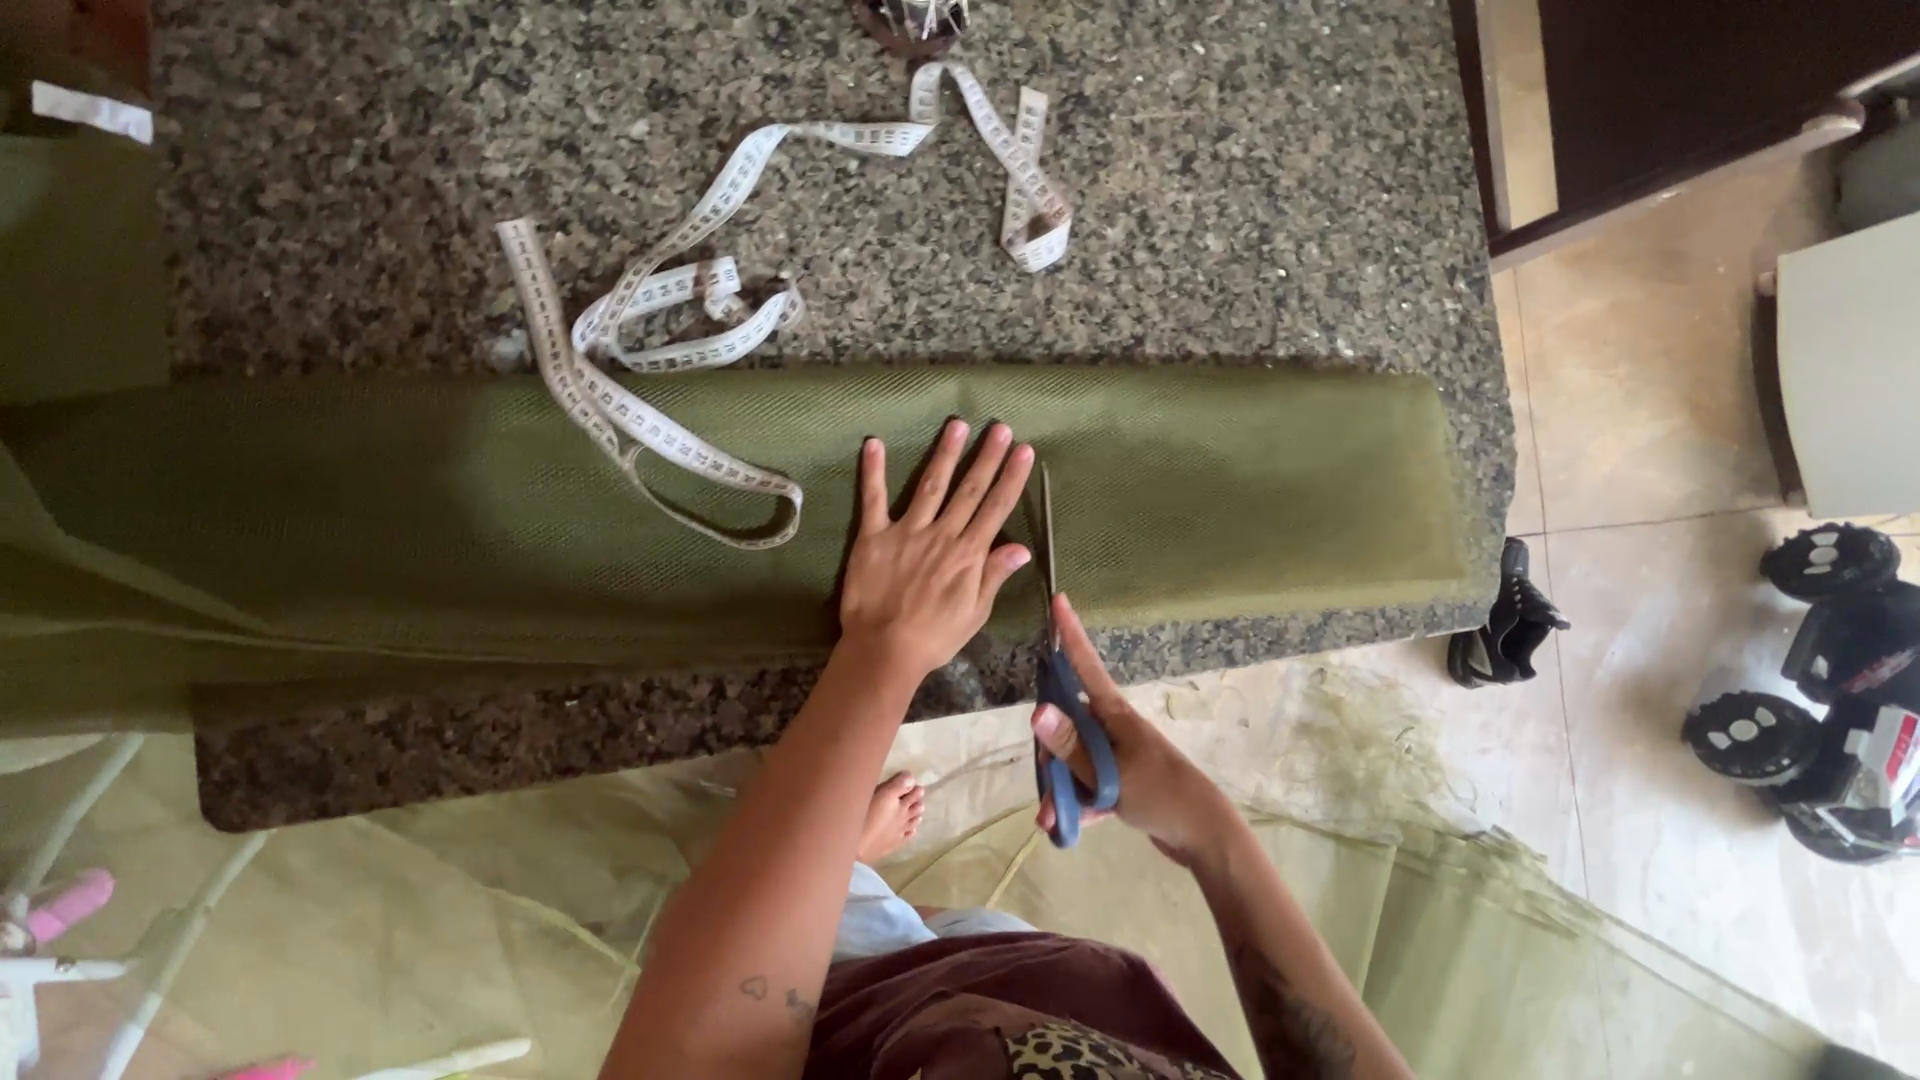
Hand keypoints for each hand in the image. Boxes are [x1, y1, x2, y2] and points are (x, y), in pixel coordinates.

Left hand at [839, 419, 1034, 678]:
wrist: (885, 649)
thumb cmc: (934, 637)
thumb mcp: (974, 613)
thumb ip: (994, 575)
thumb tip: (1022, 547)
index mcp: (968, 554)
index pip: (995, 509)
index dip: (1011, 478)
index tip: (1023, 450)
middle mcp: (941, 535)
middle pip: (969, 490)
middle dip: (986, 457)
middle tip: (999, 427)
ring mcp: (907, 532)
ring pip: (930, 485)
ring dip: (945, 454)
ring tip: (956, 426)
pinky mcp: (873, 537)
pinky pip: (873, 499)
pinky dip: (872, 471)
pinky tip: (873, 444)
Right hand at [1032, 593, 1239, 863]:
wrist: (1205, 835)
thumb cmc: (1160, 795)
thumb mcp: (1109, 773)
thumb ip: (1072, 746)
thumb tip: (1037, 710)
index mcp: (1115, 715)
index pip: (1085, 665)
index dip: (1070, 634)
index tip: (1058, 600)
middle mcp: (1114, 728)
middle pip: (1068, 724)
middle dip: (1050, 753)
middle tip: (1047, 782)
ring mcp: (1118, 754)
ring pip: (1075, 760)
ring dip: (1061, 788)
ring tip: (1052, 817)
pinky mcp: (1123, 782)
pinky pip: (1089, 785)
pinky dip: (1078, 804)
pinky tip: (1065, 825)